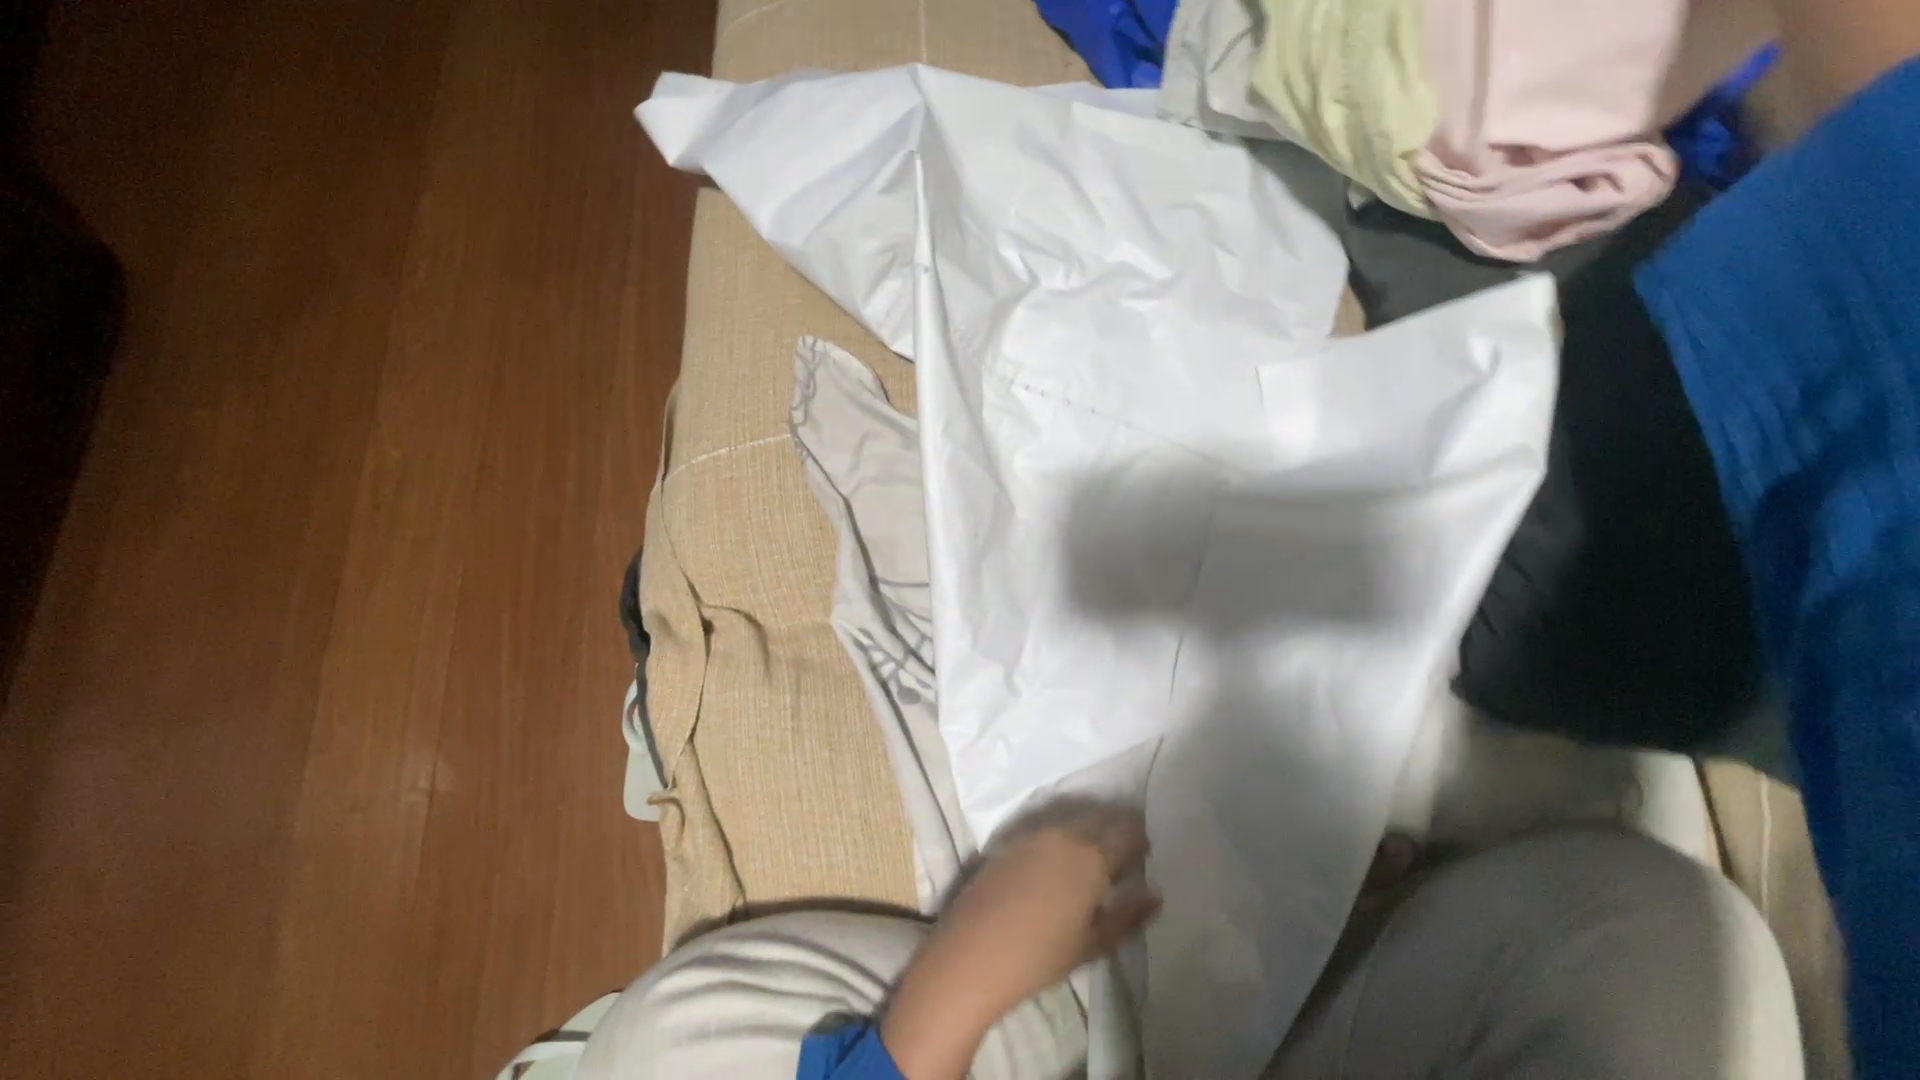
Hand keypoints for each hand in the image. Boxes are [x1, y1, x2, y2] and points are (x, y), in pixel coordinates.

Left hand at [880, 799, 1160, 1078]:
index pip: (1126, 832)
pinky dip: (1059, 839)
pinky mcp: (1006, 845)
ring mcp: (1030, 837)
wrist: (972, 955)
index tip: (1147, 849)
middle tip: (1124, 850)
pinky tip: (1057, 862)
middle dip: (1114, 828)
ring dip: (1086, 830)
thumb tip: (1156, 894)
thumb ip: (1128, 915)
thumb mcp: (1093, 943)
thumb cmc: (1040, 955)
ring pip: (1069, 822)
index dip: (1140, 838)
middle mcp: (1062, 836)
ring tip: (1093, 856)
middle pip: (1098, 819)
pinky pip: (1043, 831)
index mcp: (1090, 857)